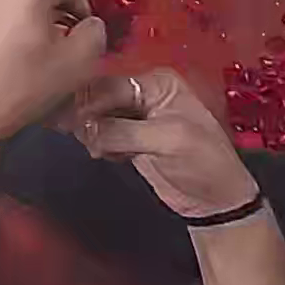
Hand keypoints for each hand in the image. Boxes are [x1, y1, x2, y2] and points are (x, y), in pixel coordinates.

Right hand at [74, 69, 259, 219]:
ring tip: (95, 149)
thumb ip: (124, 131)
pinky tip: (102, 155)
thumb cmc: (202, 162)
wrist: (215, 202)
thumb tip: (83, 127)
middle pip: (101, 97)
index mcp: (158, 83)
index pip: (114, 85)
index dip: (91, 101)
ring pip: (97, 116)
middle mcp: (144, 94)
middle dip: (87, 116)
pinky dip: (97, 143)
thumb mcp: (168, 140)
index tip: (70, 118)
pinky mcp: (128, 139)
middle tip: (72, 133)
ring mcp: (135, 117)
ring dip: (90, 131)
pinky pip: (101, 134)